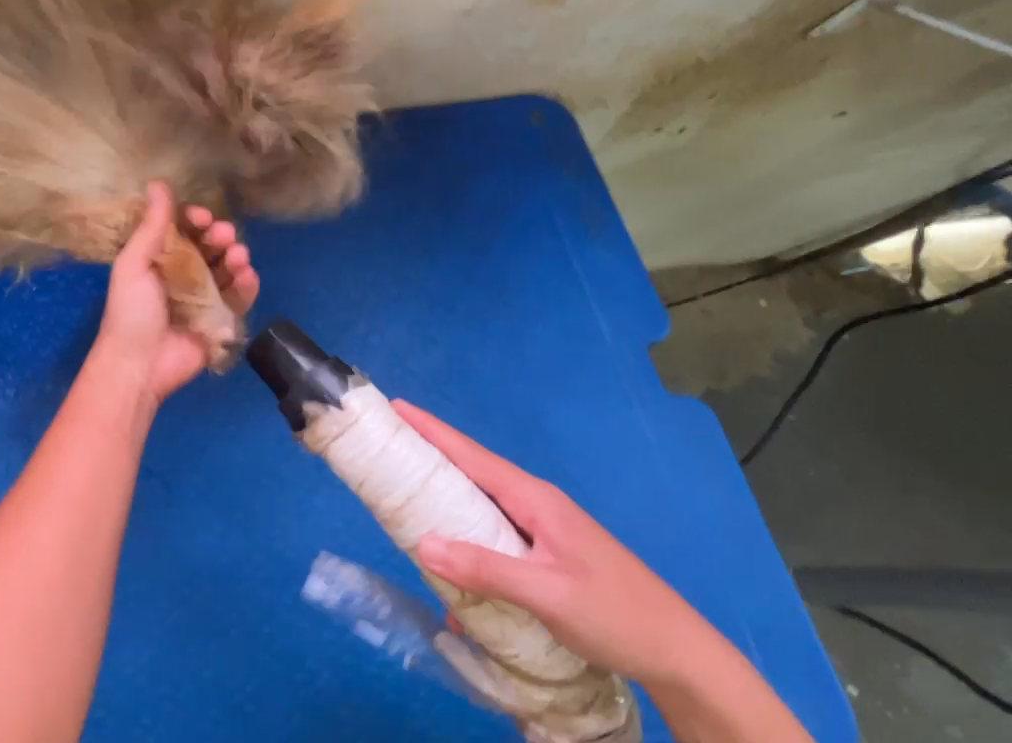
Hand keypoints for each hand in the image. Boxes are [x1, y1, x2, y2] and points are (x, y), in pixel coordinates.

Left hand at [90, 183, 259, 402]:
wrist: (139, 365)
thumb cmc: (130, 311)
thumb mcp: (134, 264)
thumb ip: (152, 225)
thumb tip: (158, 182)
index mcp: (159, 258)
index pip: (184, 230)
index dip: (195, 219)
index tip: (202, 217)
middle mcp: (183, 274)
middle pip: (210, 246)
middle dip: (220, 236)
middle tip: (223, 235)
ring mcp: (203, 297)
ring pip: (228, 268)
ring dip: (236, 257)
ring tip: (237, 256)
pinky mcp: (220, 319)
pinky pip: (240, 297)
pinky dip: (247, 284)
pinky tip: (247, 275)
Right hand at [394, 400, 722, 685]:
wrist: (681, 657)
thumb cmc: (617, 615)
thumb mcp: (548, 593)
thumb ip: (486, 567)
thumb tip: (421, 543)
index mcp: (534, 499)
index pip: (470, 455)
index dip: (430, 430)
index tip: (394, 406)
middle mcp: (534, 506)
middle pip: (469, 475)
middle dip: (426, 463)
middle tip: (382, 457)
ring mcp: (541, 532)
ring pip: (478, 510)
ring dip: (443, 511)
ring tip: (402, 514)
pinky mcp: (545, 557)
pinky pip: (492, 541)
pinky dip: (467, 552)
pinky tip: (452, 588)